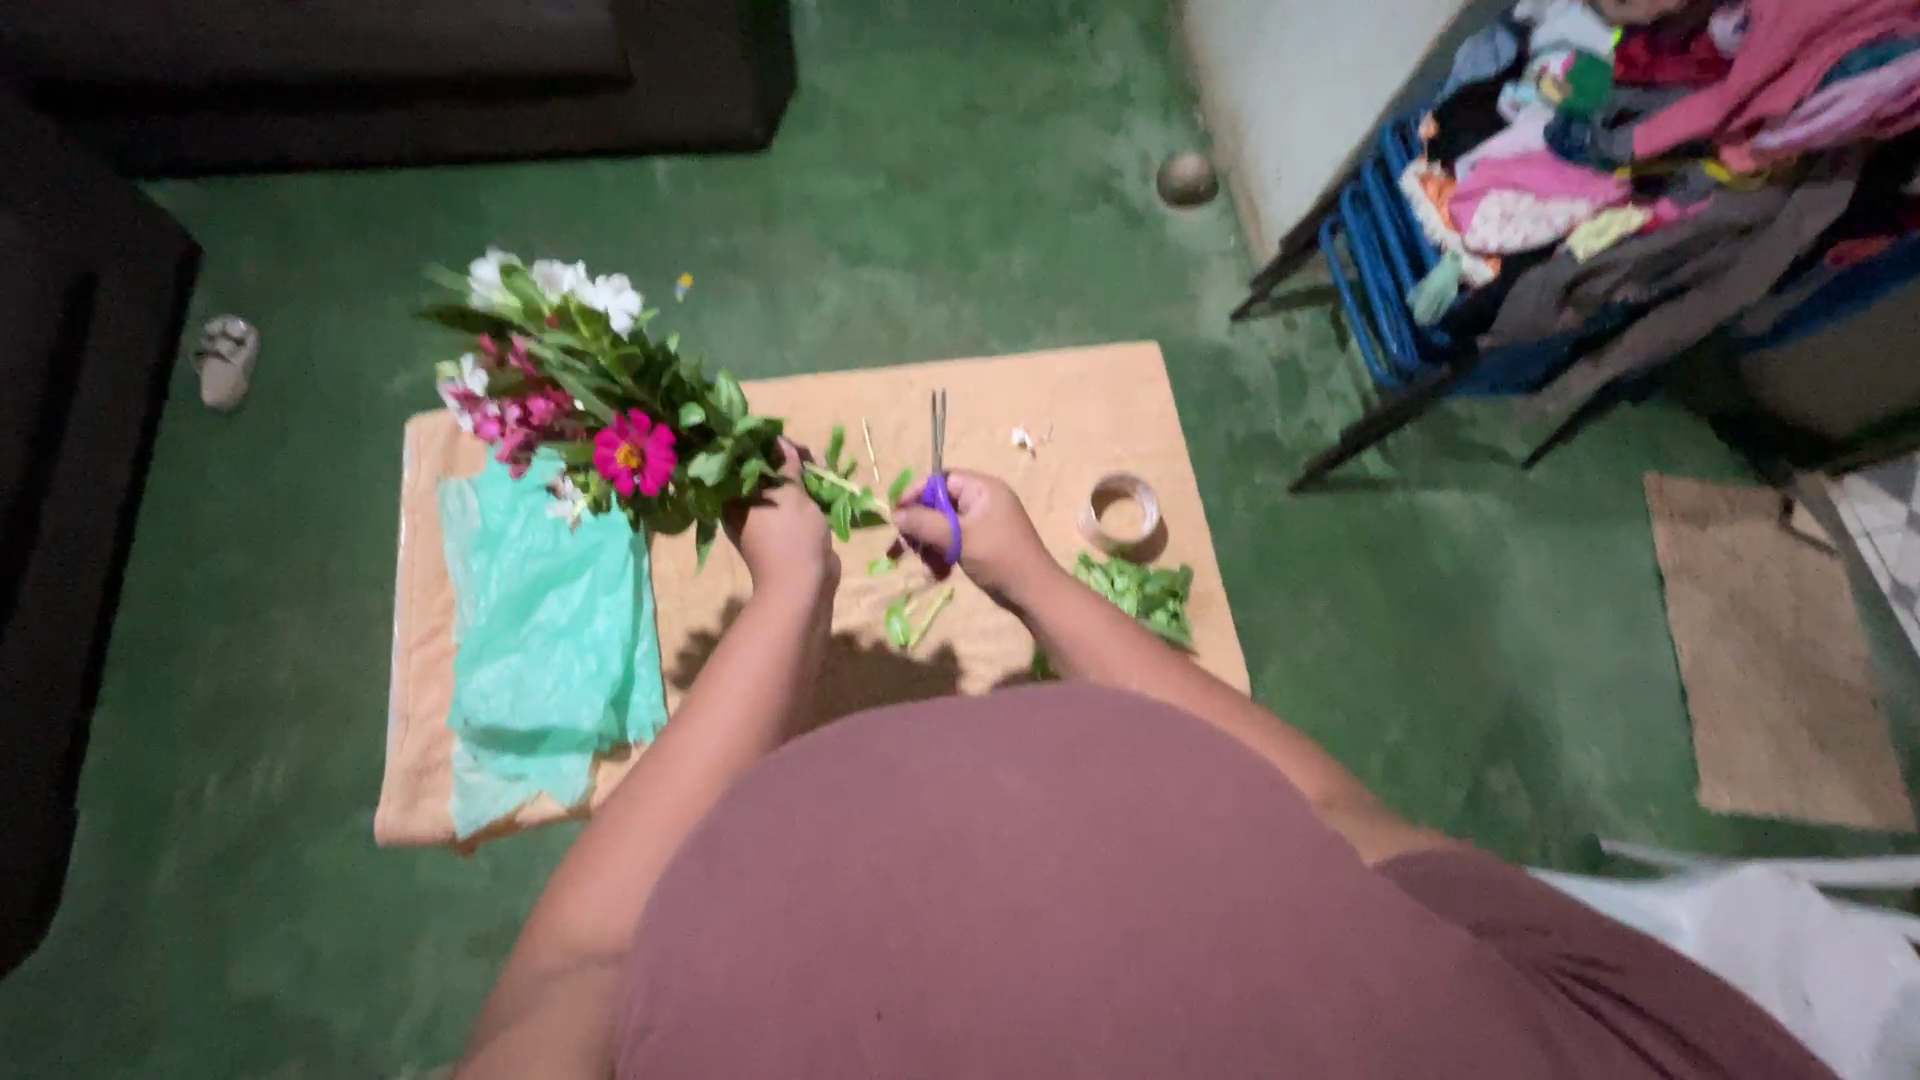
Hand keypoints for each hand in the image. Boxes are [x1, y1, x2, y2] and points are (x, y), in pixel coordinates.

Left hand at [725, 438, 838, 598]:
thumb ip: (786, 464)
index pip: (748, 458)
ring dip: (806, 476)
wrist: (803, 585)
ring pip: (785, 487)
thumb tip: (780, 441)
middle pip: (768, 471)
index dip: (772, 446)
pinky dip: (810, 494)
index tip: (797, 446)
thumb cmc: (791, 537)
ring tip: (826, 471)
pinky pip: (795, 503)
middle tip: (816, 459)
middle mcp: (745, 505)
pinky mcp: (785, 529)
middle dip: (794, 461)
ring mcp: (766, 518)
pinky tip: (827, 487)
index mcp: (735, 496)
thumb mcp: (790, 494)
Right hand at [894, 470, 1059, 604]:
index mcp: (982, 489)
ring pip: (944, 526)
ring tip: (927, 567)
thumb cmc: (998, 558)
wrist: (1033, 592)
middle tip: (902, 547)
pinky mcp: (982, 542)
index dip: (916, 494)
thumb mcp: (958, 538)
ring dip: (930, 545)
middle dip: (921, 527)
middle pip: (939, 504)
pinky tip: (939, 574)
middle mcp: (983, 500)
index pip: (941, 480)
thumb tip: (896, 514)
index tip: (897, 515)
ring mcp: (983, 522)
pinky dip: (944, 555)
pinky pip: (954, 541)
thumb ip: (924, 523)